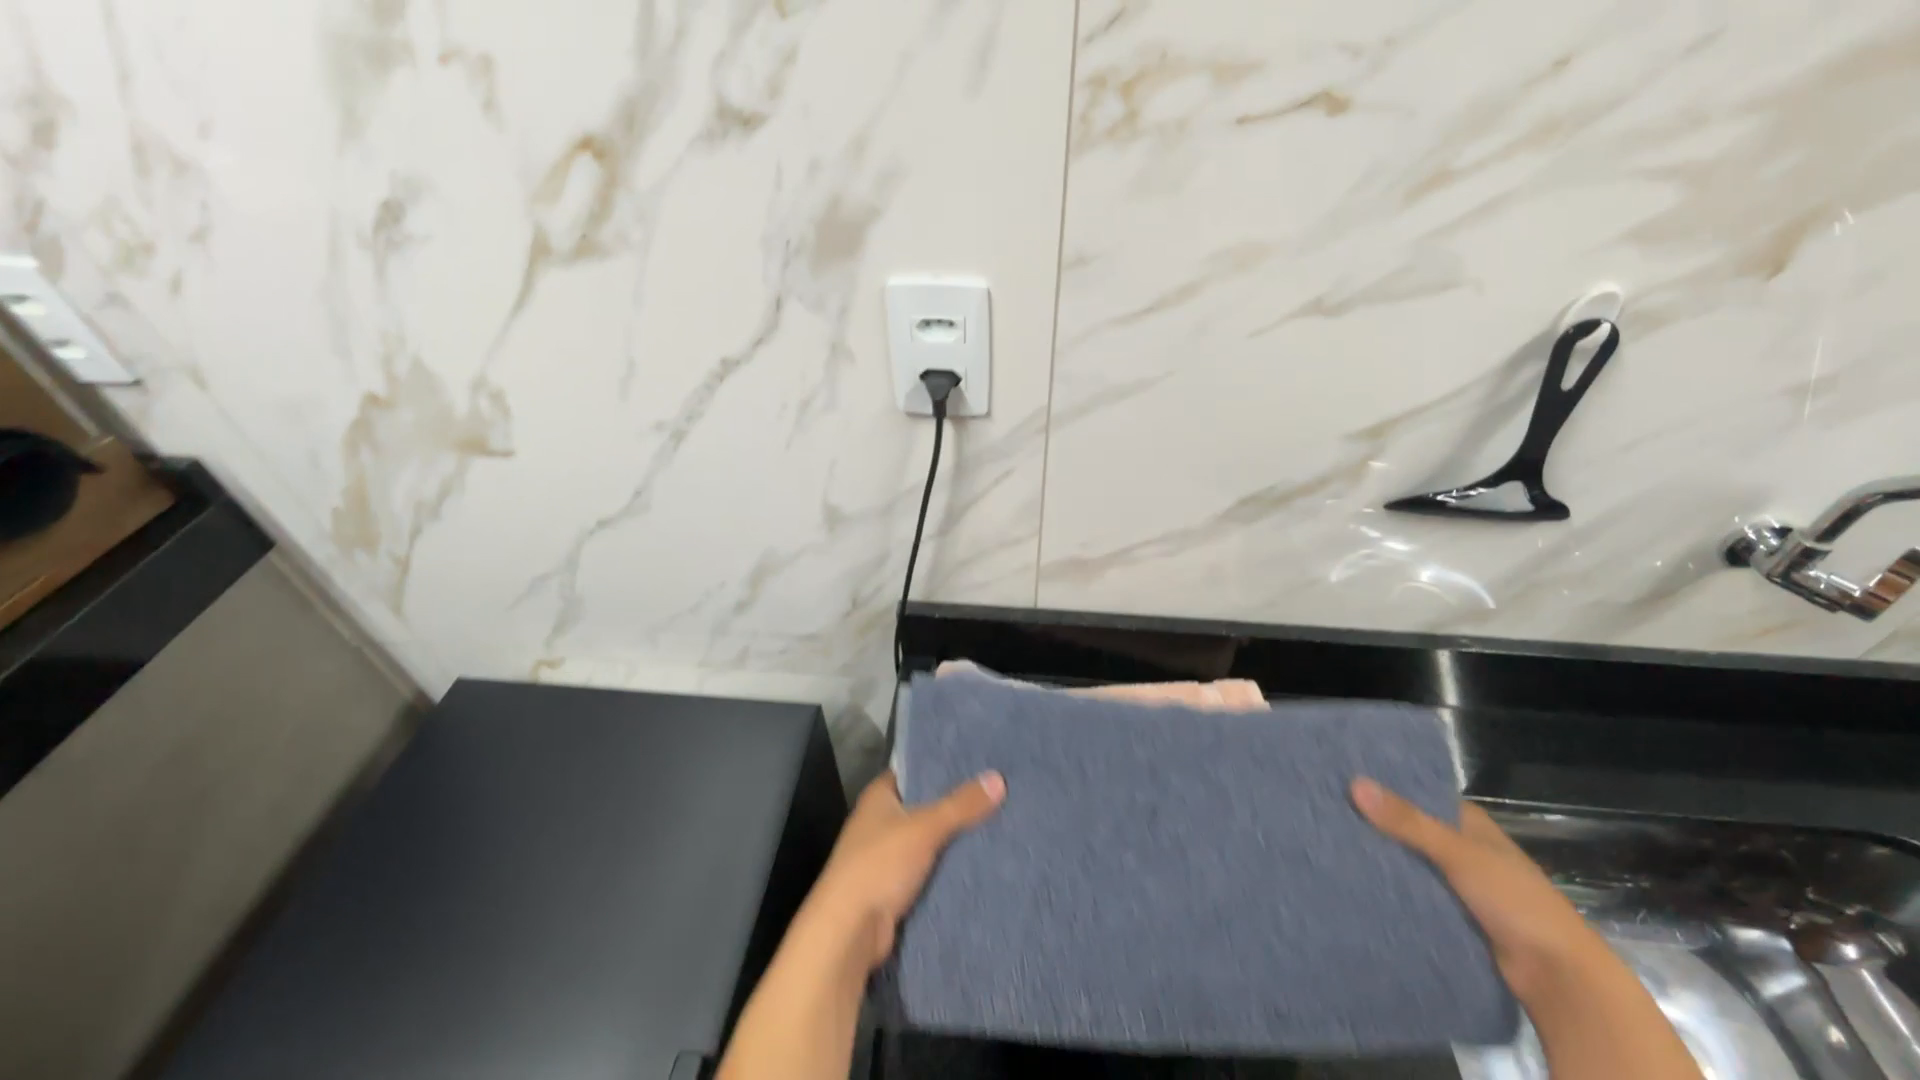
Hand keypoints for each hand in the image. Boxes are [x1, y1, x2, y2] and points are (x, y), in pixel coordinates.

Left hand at [800, 769, 1005, 972]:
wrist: (849, 931)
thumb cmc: (879, 865)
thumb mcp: (924, 828)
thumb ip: (960, 805)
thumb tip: (998, 778)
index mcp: (878, 798)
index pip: (913, 771)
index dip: (941, 766)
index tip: (978, 763)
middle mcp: (880, 822)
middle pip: (925, 807)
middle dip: (956, 804)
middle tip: (998, 794)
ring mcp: (886, 857)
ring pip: (929, 841)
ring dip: (955, 839)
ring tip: (999, 825)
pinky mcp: (895, 888)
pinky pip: (929, 870)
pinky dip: (949, 868)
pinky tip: (981, 863)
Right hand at [1351, 778, 1601, 999]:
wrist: (1555, 974)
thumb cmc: (1515, 901)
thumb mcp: (1459, 855)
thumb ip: (1409, 822)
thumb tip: (1354, 783)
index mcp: (1472, 826)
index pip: (1421, 796)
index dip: (1386, 788)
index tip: (1342, 781)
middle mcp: (1464, 850)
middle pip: (1412, 832)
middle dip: (1376, 827)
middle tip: (1325, 815)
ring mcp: (1459, 885)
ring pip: (1410, 866)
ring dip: (1382, 863)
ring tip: (1329, 848)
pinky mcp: (1452, 916)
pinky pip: (1414, 897)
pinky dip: (1392, 893)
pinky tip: (1355, 887)